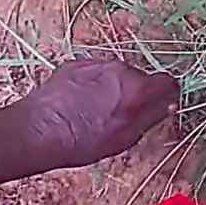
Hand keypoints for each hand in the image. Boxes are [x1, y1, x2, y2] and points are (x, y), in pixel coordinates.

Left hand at [13, 58, 179, 168]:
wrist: (36, 130)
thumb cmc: (83, 141)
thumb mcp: (125, 137)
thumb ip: (151, 117)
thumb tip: (169, 104)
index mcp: (137, 88)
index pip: (167, 82)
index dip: (165, 96)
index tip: (159, 107)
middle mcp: (120, 68)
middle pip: (140, 78)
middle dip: (136, 93)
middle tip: (121, 116)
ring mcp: (96, 63)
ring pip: (116, 74)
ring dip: (114, 88)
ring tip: (96, 111)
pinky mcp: (75, 64)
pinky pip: (95, 72)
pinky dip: (94, 84)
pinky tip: (79, 103)